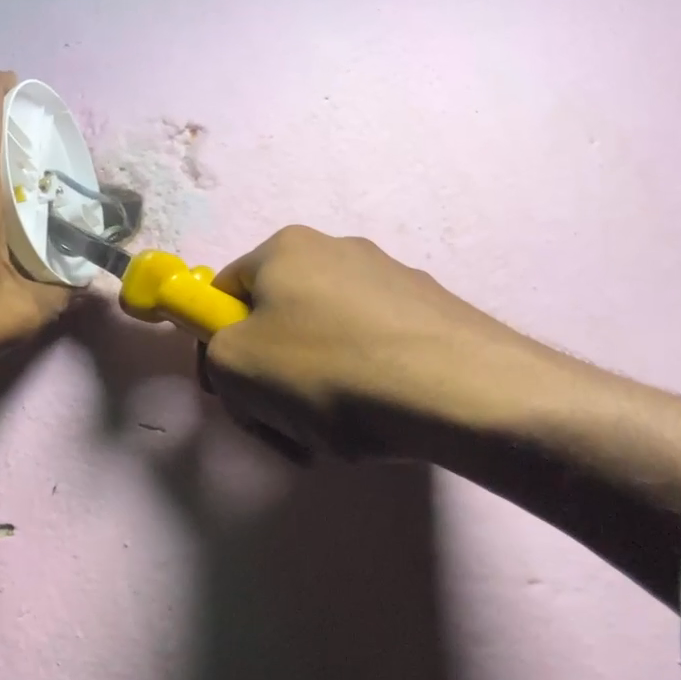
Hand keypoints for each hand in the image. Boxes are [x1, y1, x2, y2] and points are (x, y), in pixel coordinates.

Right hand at [204, 225, 570, 461]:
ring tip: (336, 431)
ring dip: (317, 381)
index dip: (217, 343)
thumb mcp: (236, 368)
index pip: (226, 291)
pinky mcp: (438, 312)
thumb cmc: (331, 372)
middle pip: (279, 315)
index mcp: (285, 248)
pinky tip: (382, 419)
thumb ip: (214, 354)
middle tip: (282, 420)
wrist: (467, 394)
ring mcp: (394, 278)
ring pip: (328, 335)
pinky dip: (366, 381)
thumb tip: (240, 357)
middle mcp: (339, 248)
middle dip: (271, 369)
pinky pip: (377, 347)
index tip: (234, 390)